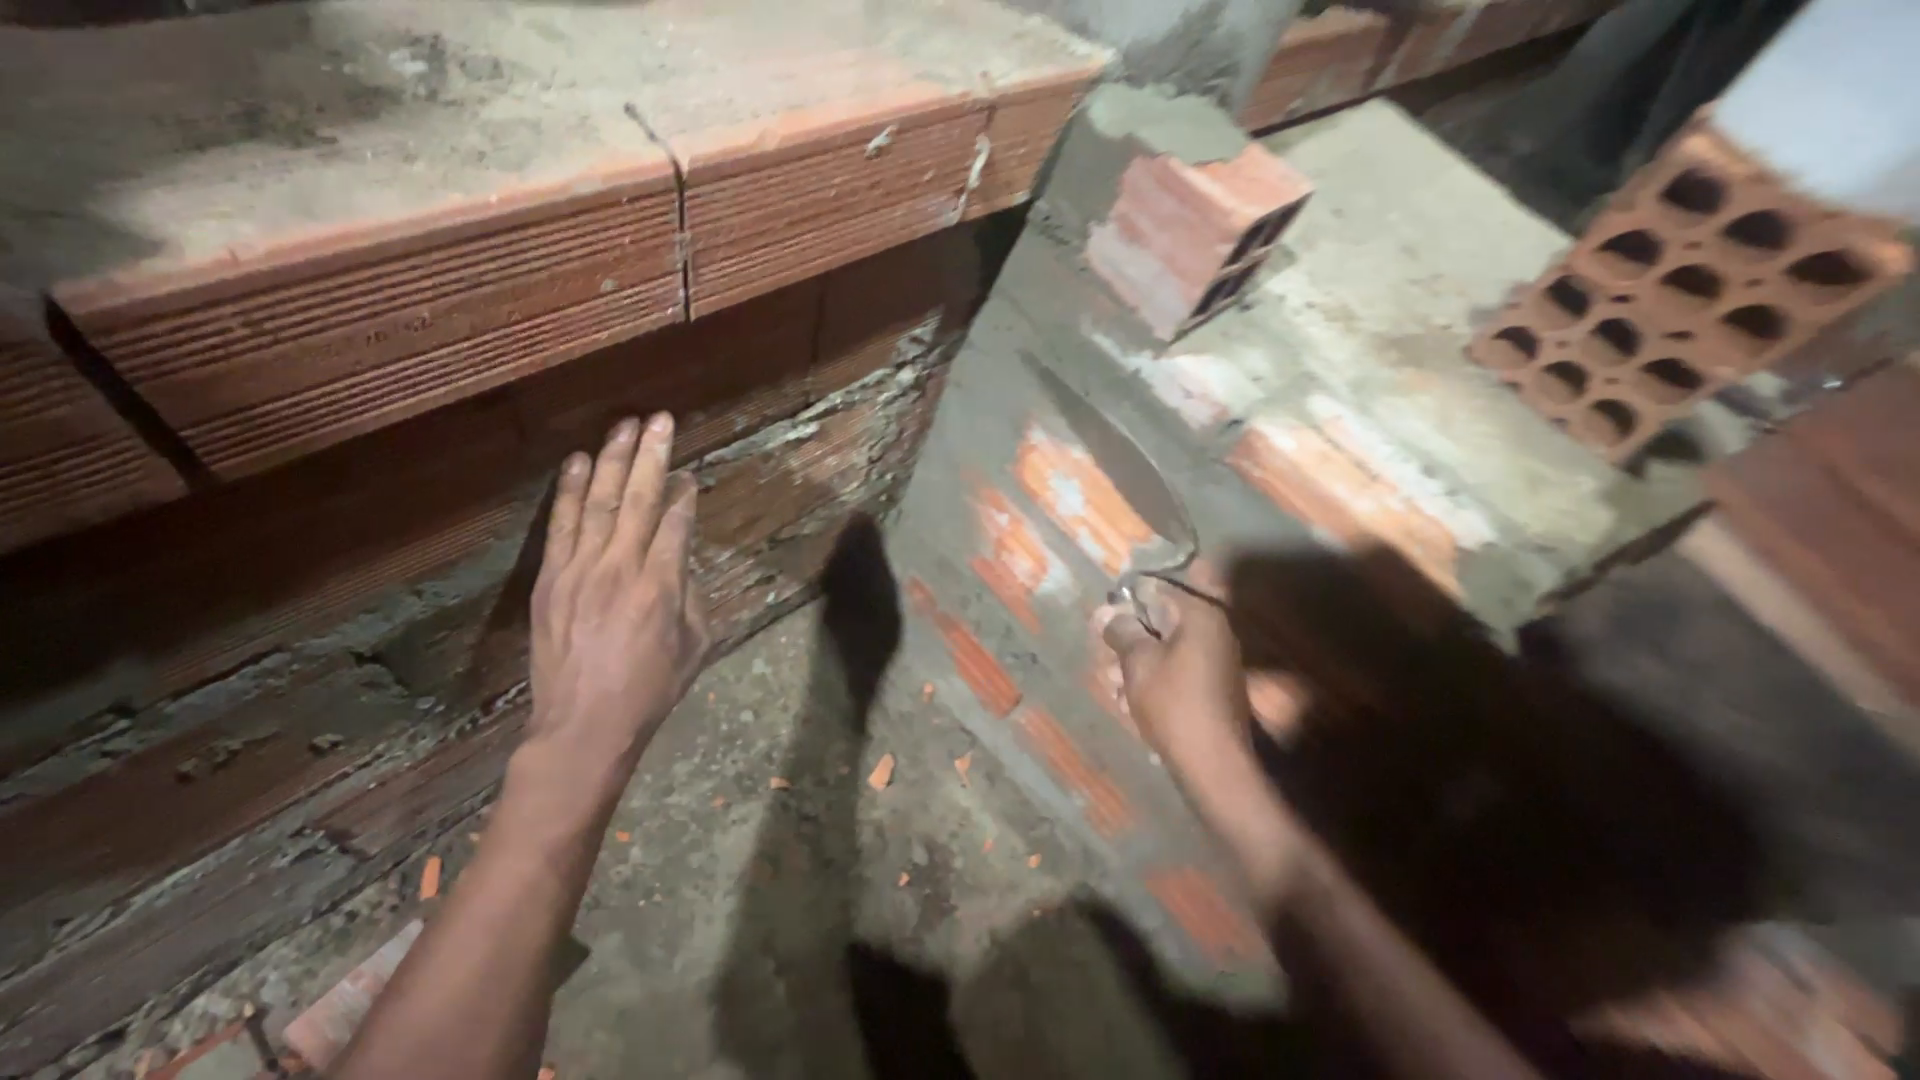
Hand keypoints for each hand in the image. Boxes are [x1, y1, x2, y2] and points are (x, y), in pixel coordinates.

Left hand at [525, 414, 710, 786]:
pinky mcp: (551, 578)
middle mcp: (622, 567)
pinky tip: (580, 461)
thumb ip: (692, 596)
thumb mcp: (695, 646)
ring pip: (600, 501)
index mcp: (663, 585)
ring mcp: (580, 569)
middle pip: (639, 498)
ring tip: (625, 426)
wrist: (583, 724)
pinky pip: (562, 524)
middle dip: (653, 455)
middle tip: (662, 419)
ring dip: (613, 459)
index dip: (685, 495)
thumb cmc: (649, 690)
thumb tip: (681, 560)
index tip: (690, 477)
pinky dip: (571, 490)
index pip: (676, 522)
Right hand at [1097, 568, 1312, 909]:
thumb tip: (1110, 614)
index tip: (1104, 615)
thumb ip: (1123, 632)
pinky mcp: (1213, 689)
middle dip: (1131, 635)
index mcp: (1201, 616)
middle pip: (1163, 620)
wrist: (1213, 765)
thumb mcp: (1138, 663)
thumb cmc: (1173, 704)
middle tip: (1106, 653)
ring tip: (1113, 684)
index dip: (1127, 599)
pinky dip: (1154, 680)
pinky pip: (1177, 672)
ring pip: (1167, 649)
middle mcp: (1215, 632)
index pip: (1159, 588)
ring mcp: (1217, 662)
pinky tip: (1130, 701)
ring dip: (1137, 661)